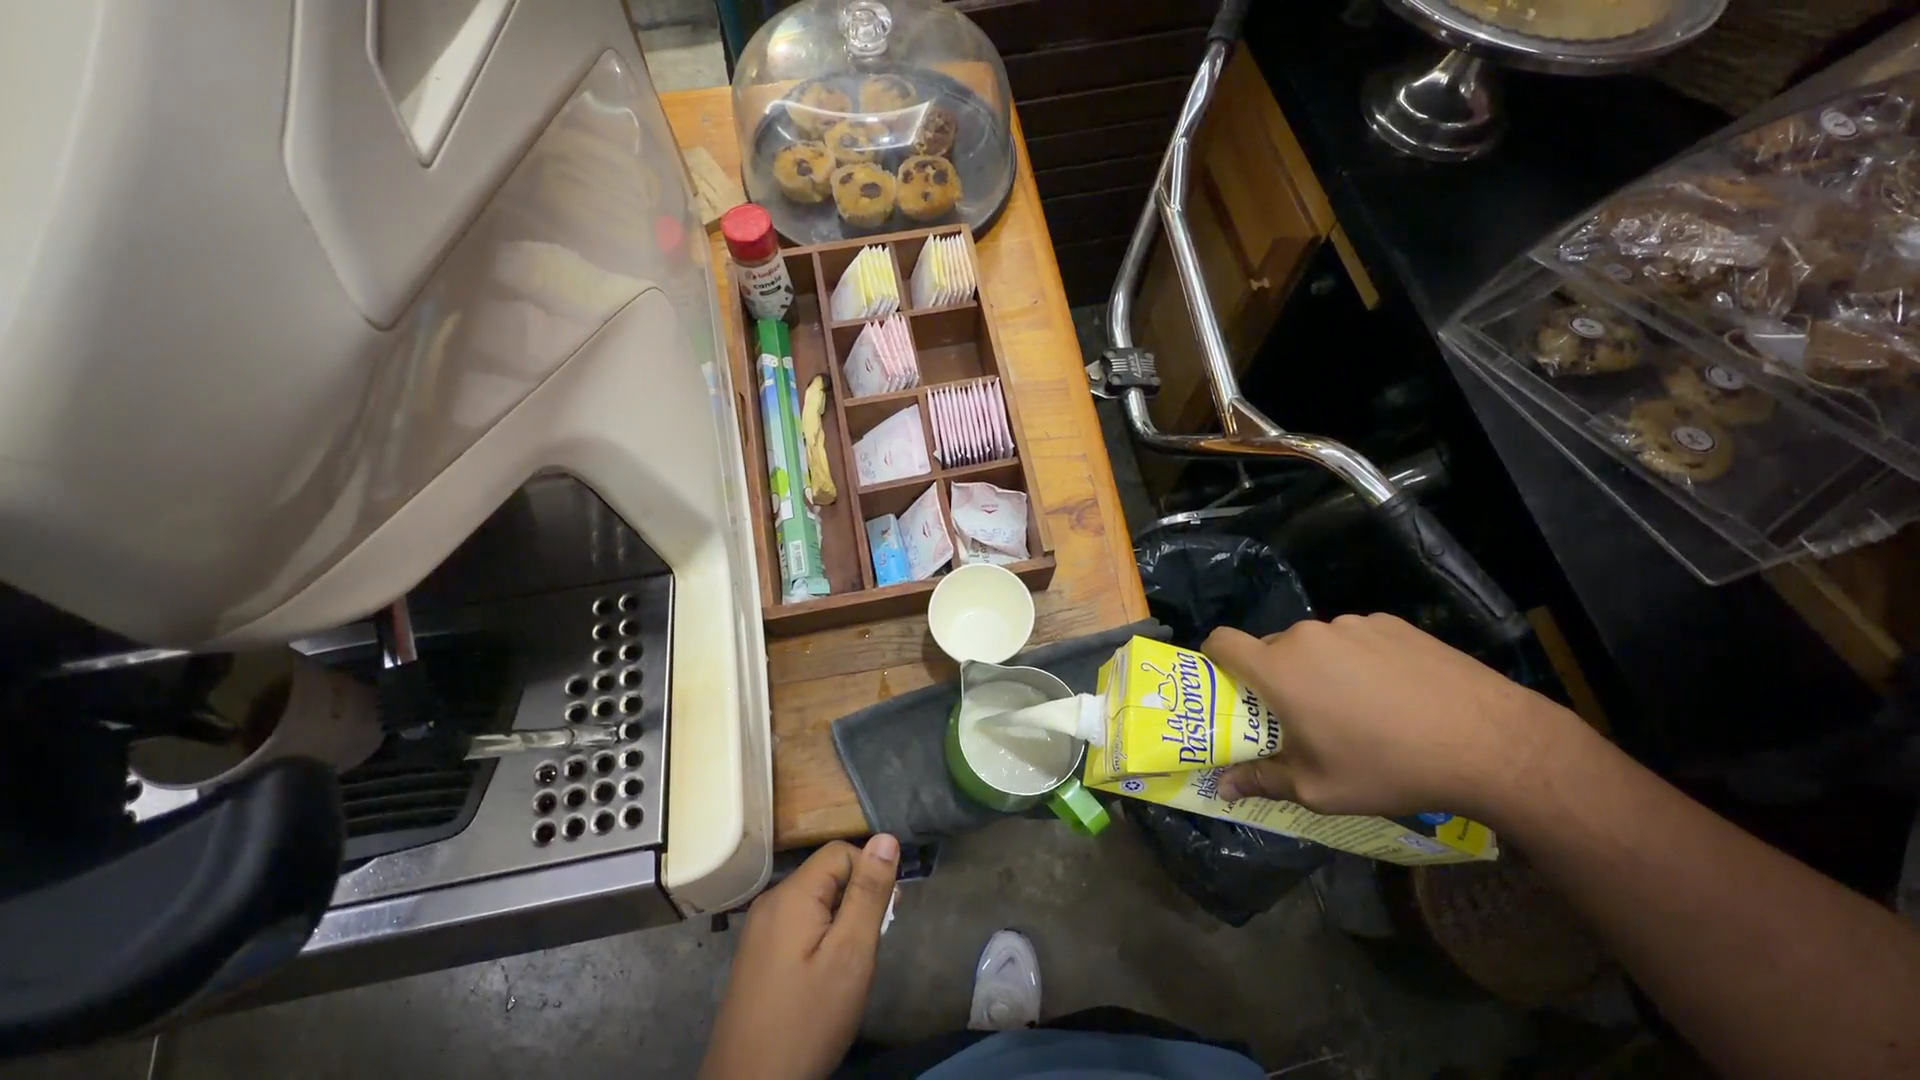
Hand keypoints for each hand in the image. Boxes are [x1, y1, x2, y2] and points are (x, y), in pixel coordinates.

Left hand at [698, 835, 899, 1079]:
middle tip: (868, 950)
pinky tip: (825, 980)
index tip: (886, 916)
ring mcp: (759, 931)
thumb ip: (868, 894)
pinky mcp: (757, 956)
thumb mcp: (850, 954)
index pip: (841, 852)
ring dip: (840, 924)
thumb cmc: (808, 1019)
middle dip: (856, 902)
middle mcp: (770, 903)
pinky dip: (820, 942)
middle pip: (826, 876)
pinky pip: (798, 927)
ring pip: (814, 904)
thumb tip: (886, 837)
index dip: (870, 875)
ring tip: (848, 969)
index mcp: (791, 895)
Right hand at [1203, 616, 1578, 821]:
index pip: (1222, 641)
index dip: (1214, 660)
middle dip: (1275, 679)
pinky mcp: (1394, 624)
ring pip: (1316, 645)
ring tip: (1356, 711)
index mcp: (1280, 668)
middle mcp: (1310, 635)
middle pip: (1272, 648)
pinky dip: (1359, 662)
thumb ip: (1262, 780)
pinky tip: (1393, 696)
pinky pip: (1356, 640)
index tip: (1227, 688)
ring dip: (1319, 670)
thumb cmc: (1387, 767)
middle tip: (1300, 718)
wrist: (1490, 742)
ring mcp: (1355, 625)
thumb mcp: (1318, 789)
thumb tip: (1223, 787)